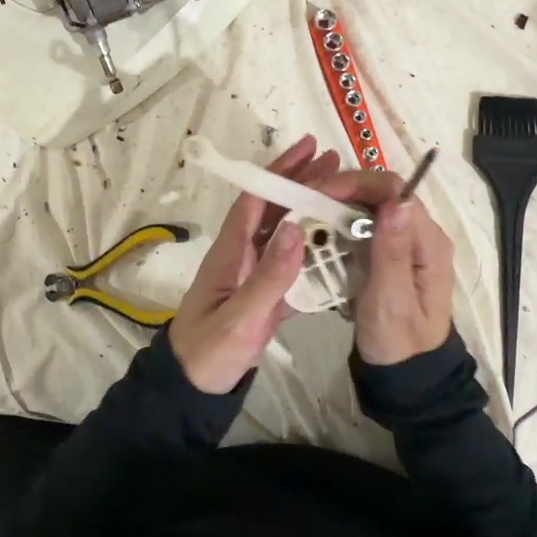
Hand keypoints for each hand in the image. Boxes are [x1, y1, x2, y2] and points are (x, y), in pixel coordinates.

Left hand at [169, 135, 340, 393]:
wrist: (192, 387)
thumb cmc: (209, 351)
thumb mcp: (240, 317)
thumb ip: (269, 277)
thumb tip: (297, 228)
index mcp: (231, 253)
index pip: (256, 201)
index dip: (280, 172)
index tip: (309, 149)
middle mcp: (242, 256)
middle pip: (273, 211)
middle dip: (301, 183)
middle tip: (337, 161)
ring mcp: (253, 276)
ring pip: (285, 235)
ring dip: (311, 214)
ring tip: (344, 195)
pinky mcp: (264, 297)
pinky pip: (292, 266)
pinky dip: (314, 252)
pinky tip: (339, 247)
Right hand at [313, 170, 456, 365]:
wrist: (405, 373)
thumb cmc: (398, 341)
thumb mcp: (392, 300)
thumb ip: (393, 251)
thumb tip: (397, 202)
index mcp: (427, 242)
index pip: (394, 191)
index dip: (355, 184)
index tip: (318, 196)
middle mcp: (419, 234)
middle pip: (380, 192)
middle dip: (340, 191)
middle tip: (302, 203)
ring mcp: (402, 243)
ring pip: (368, 207)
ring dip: (336, 206)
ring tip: (303, 214)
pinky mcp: (386, 253)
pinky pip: (362, 227)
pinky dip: (337, 224)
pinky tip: (316, 232)